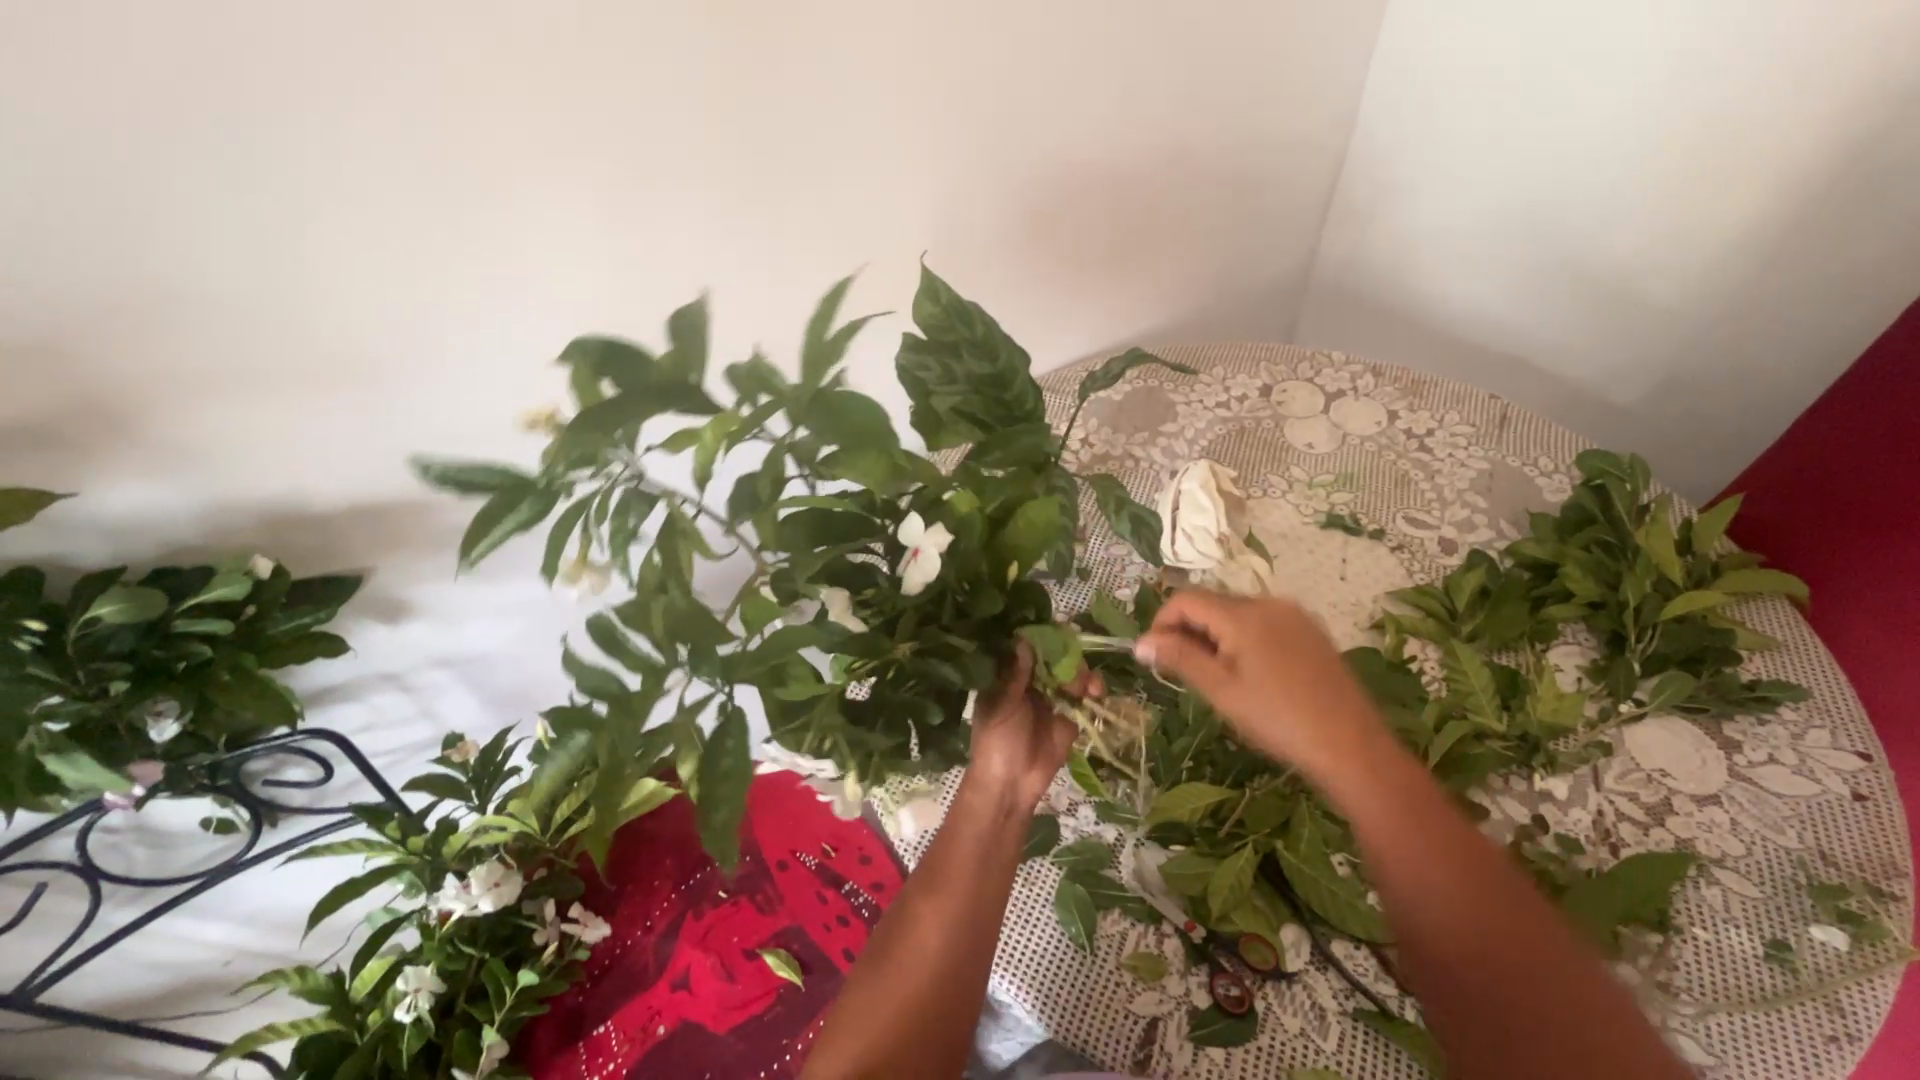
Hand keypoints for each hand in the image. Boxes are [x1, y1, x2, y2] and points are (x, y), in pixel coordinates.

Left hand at [966, 642, 1103, 811]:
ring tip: (1085, 683)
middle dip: (1068, 655)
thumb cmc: (996, 741)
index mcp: (1008, 677)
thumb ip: (1016, 674)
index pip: (1027, 648)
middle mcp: (1031, 684)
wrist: (1010, 785)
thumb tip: (1024, 638)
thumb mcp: (1002, 704)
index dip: (1043, 637)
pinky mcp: (1069, 718)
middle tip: (1075, 660)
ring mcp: (1052, 700)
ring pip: (1072, 675)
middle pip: (1054, 658)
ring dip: (1082, 673)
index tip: (1060, 626)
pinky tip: (1096, 692)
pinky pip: (1085, 698)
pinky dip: (1093, 691)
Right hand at [1133, 590, 1386, 778]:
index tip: (1154, 658)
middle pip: (1212, 603)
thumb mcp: (1220, 690)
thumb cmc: (1278, 720)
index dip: (1162, 623)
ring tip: (1216, 679)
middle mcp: (1269, 603)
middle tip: (1183, 674)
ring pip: (1237, 614)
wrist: (1352, 746)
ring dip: (1215, 636)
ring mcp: (1295, 615)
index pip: (1185, 599)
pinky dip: (1243, 640)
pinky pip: (1264, 624)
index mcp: (1243, 614)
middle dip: (1188, 631)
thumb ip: (1179, 658)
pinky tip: (1250, 676)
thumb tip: (1140, 642)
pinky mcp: (1311, 632)